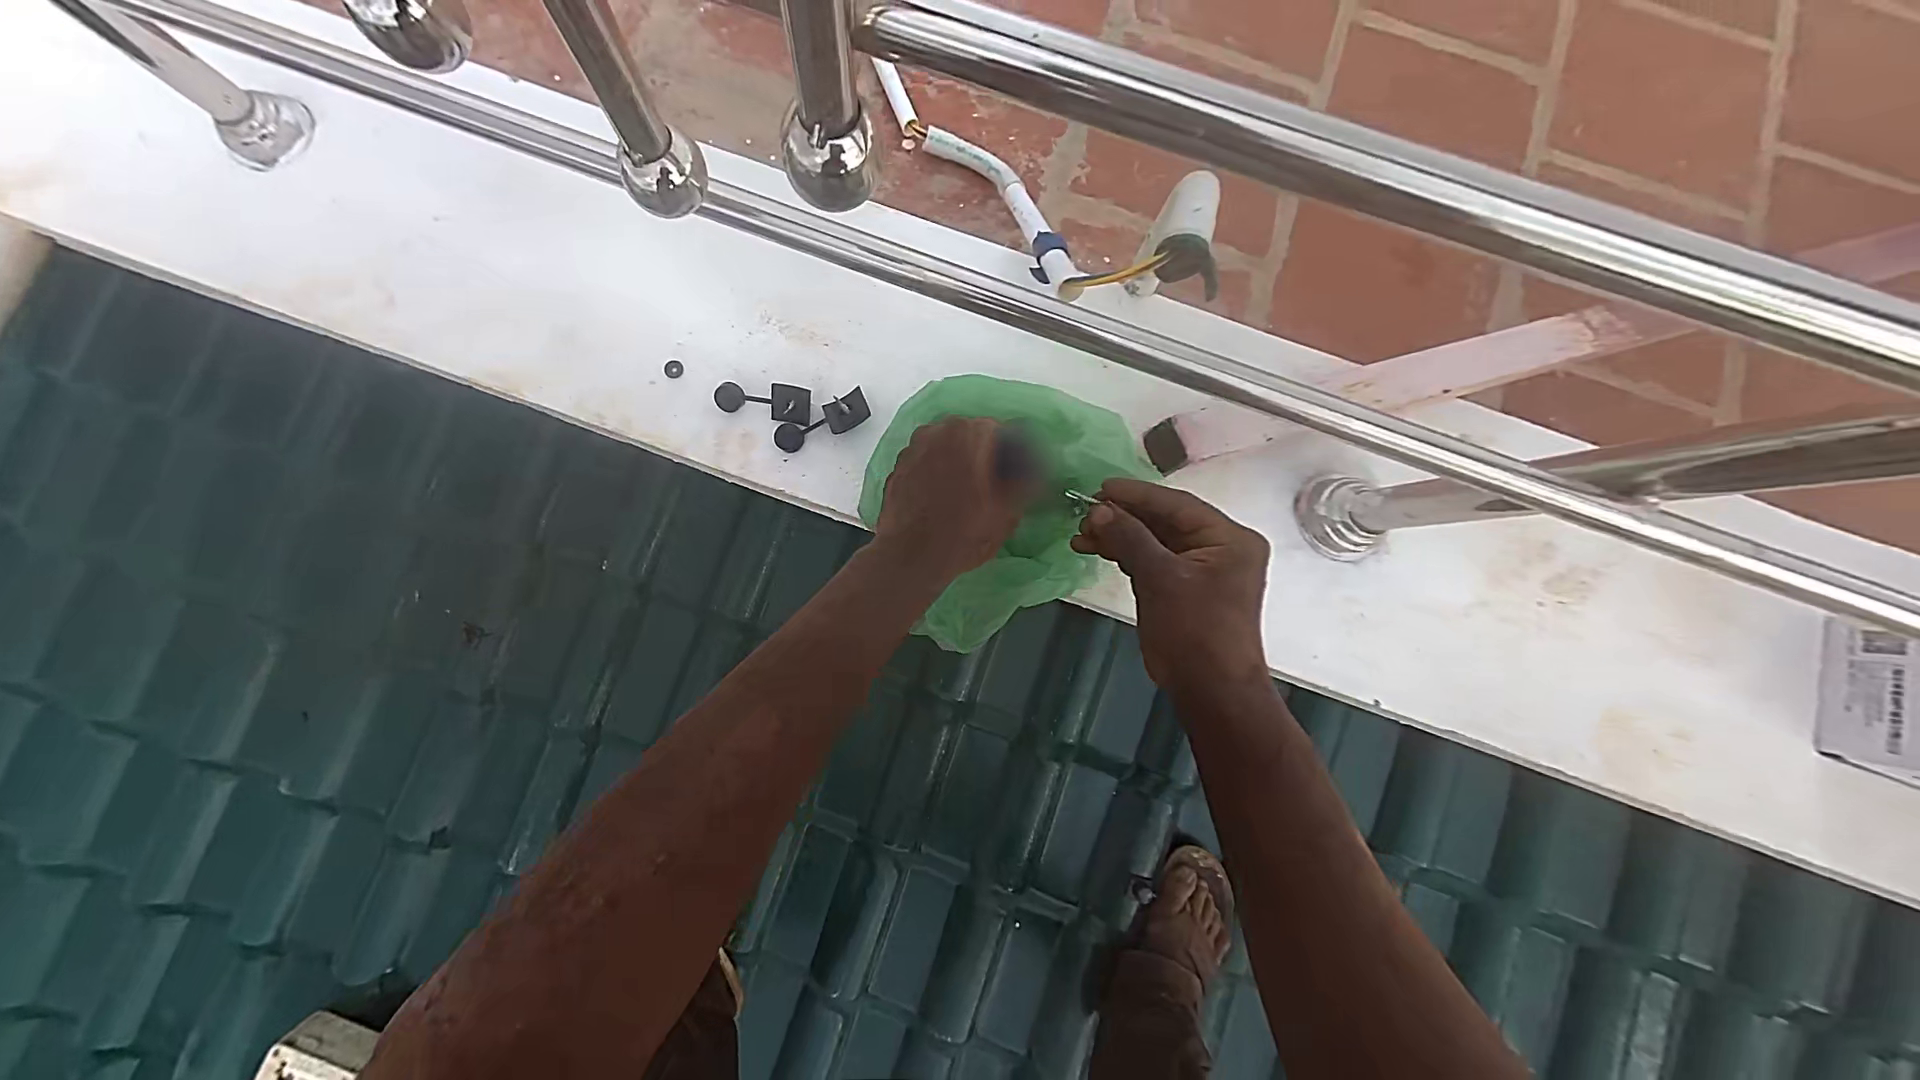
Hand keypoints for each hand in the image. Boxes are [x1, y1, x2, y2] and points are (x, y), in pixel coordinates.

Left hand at [876, 417, 1031, 581]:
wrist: (912, 557)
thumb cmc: (963, 532)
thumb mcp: (1008, 509)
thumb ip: (1025, 480)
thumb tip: (1033, 470)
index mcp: (970, 433)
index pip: (1003, 432)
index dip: (1013, 455)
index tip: (1016, 474)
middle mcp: (937, 431)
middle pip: (971, 436)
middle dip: (984, 456)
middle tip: (993, 486)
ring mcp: (913, 448)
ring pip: (945, 448)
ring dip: (958, 463)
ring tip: (967, 494)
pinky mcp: (897, 468)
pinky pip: (926, 464)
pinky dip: (936, 474)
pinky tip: (942, 499)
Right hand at [1071, 478, 1269, 691]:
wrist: (1210, 688)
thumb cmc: (1195, 631)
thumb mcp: (1162, 579)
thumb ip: (1131, 538)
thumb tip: (1100, 510)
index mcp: (1228, 538)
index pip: (1177, 505)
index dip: (1137, 494)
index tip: (1100, 488)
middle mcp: (1218, 547)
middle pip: (1164, 521)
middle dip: (1122, 518)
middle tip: (1084, 514)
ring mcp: (1199, 568)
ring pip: (1153, 540)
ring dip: (1118, 536)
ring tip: (1082, 534)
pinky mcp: (1181, 586)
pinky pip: (1151, 560)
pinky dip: (1124, 554)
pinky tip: (1096, 549)